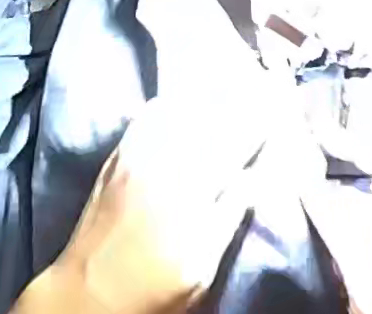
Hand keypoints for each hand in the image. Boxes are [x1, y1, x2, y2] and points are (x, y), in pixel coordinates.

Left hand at [13, 91, 266, 313]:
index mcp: (194, 189)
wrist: (86, 296)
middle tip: (269, 82)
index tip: (286, 99)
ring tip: (239, 80)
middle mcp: (168, 160)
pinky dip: (177, 98)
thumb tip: (259, 171)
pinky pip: (154, 111)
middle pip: (217, 115)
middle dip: (247, 96)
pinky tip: (190, 94)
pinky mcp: (121, 150)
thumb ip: (232, 212)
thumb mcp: (203, 265)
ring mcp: (142, 150)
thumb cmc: (152, 288)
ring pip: (187, 106)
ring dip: (216, 91)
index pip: (240, 138)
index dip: (265, 115)